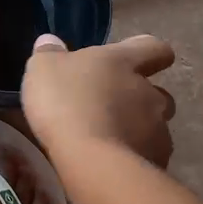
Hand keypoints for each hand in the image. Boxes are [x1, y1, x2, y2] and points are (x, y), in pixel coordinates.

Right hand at [22, 33, 176, 166]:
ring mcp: (160, 130)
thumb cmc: (66, 101)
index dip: (146, 52)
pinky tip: (107, 159)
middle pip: (156, 91)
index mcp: (122, 62)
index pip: (155, 48)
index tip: (129, 60)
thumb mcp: (42, 68)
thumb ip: (50, 53)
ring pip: (153, 124)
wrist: (93, 162)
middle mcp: (149, 92)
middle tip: (105, 105)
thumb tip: (53, 41)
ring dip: (134, 127)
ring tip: (103, 136)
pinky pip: (148, 152)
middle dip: (137, 98)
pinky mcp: (159, 161)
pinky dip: (132, 153)